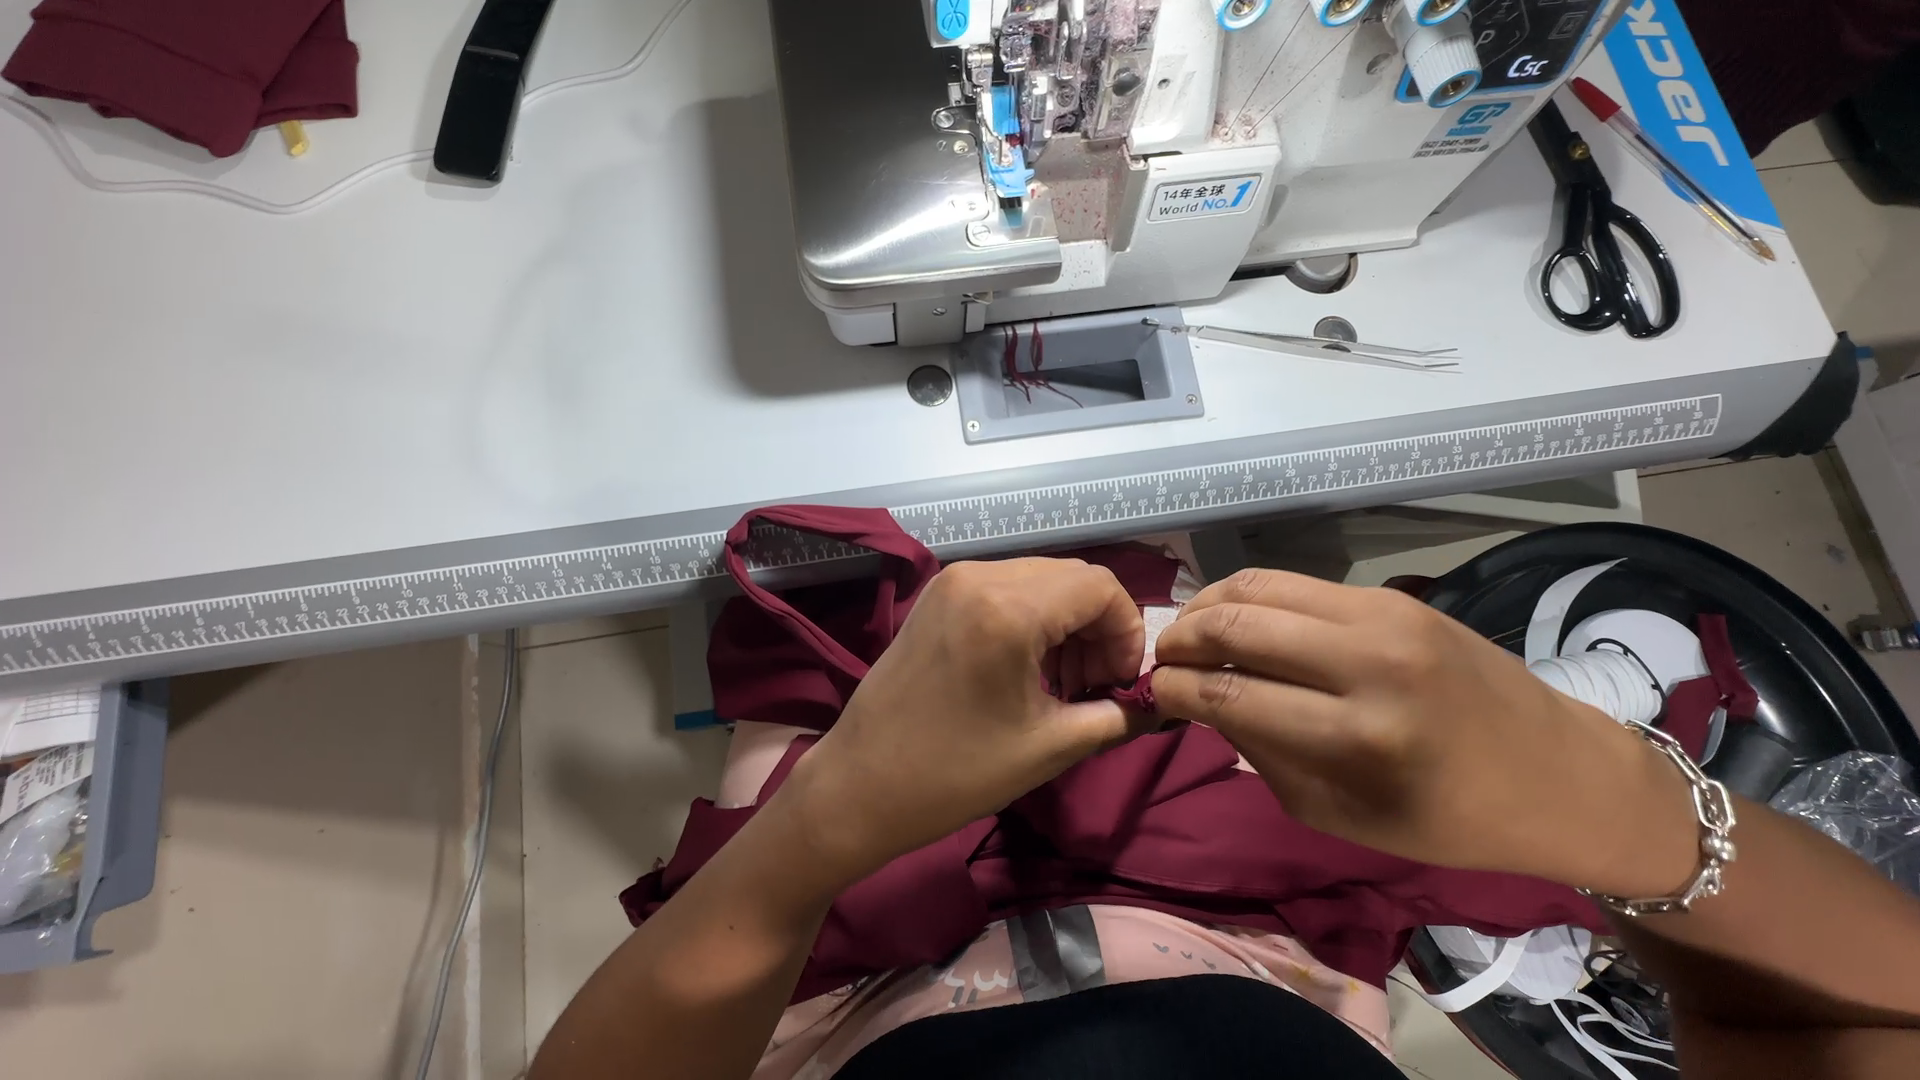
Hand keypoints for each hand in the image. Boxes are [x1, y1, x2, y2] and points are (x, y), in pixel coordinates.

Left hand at [777, 558, 1153, 887]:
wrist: (860, 785)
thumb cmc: (955, 773)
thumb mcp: (1049, 747)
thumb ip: (1117, 716)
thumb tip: (1158, 702)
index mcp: (1007, 608)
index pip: (1100, 588)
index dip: (1126, 633)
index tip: (1121, 683)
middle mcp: (979, 577)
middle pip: (1071, 580)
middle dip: (1099, 629)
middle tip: (1096, 687)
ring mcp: (952, 582)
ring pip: (1040, 582)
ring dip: (1067, 625)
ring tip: (1065, 684)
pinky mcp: (936, 596)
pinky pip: (1005, 590)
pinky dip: (1033, 620)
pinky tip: (1030, 668)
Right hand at [1149, 569, 1698, 897]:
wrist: (1559, 774)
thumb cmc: (1447, 819)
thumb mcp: (1336, 814)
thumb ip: (1259, 752)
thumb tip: (1200, 702)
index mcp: (1357, 738)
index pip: (1225, 694)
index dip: (1173, 689)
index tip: (1152, 692)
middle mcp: (1367, 663)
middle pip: (1233, 625)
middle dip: (1179, 639)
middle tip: (1161, 658)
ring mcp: (1383, 616)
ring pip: (1257, 586)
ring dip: (1207, 606)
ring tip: (1189, 631)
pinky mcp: (1393, 596)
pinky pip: (1296, 584)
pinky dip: (1250, 598)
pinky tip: (1237, 619)